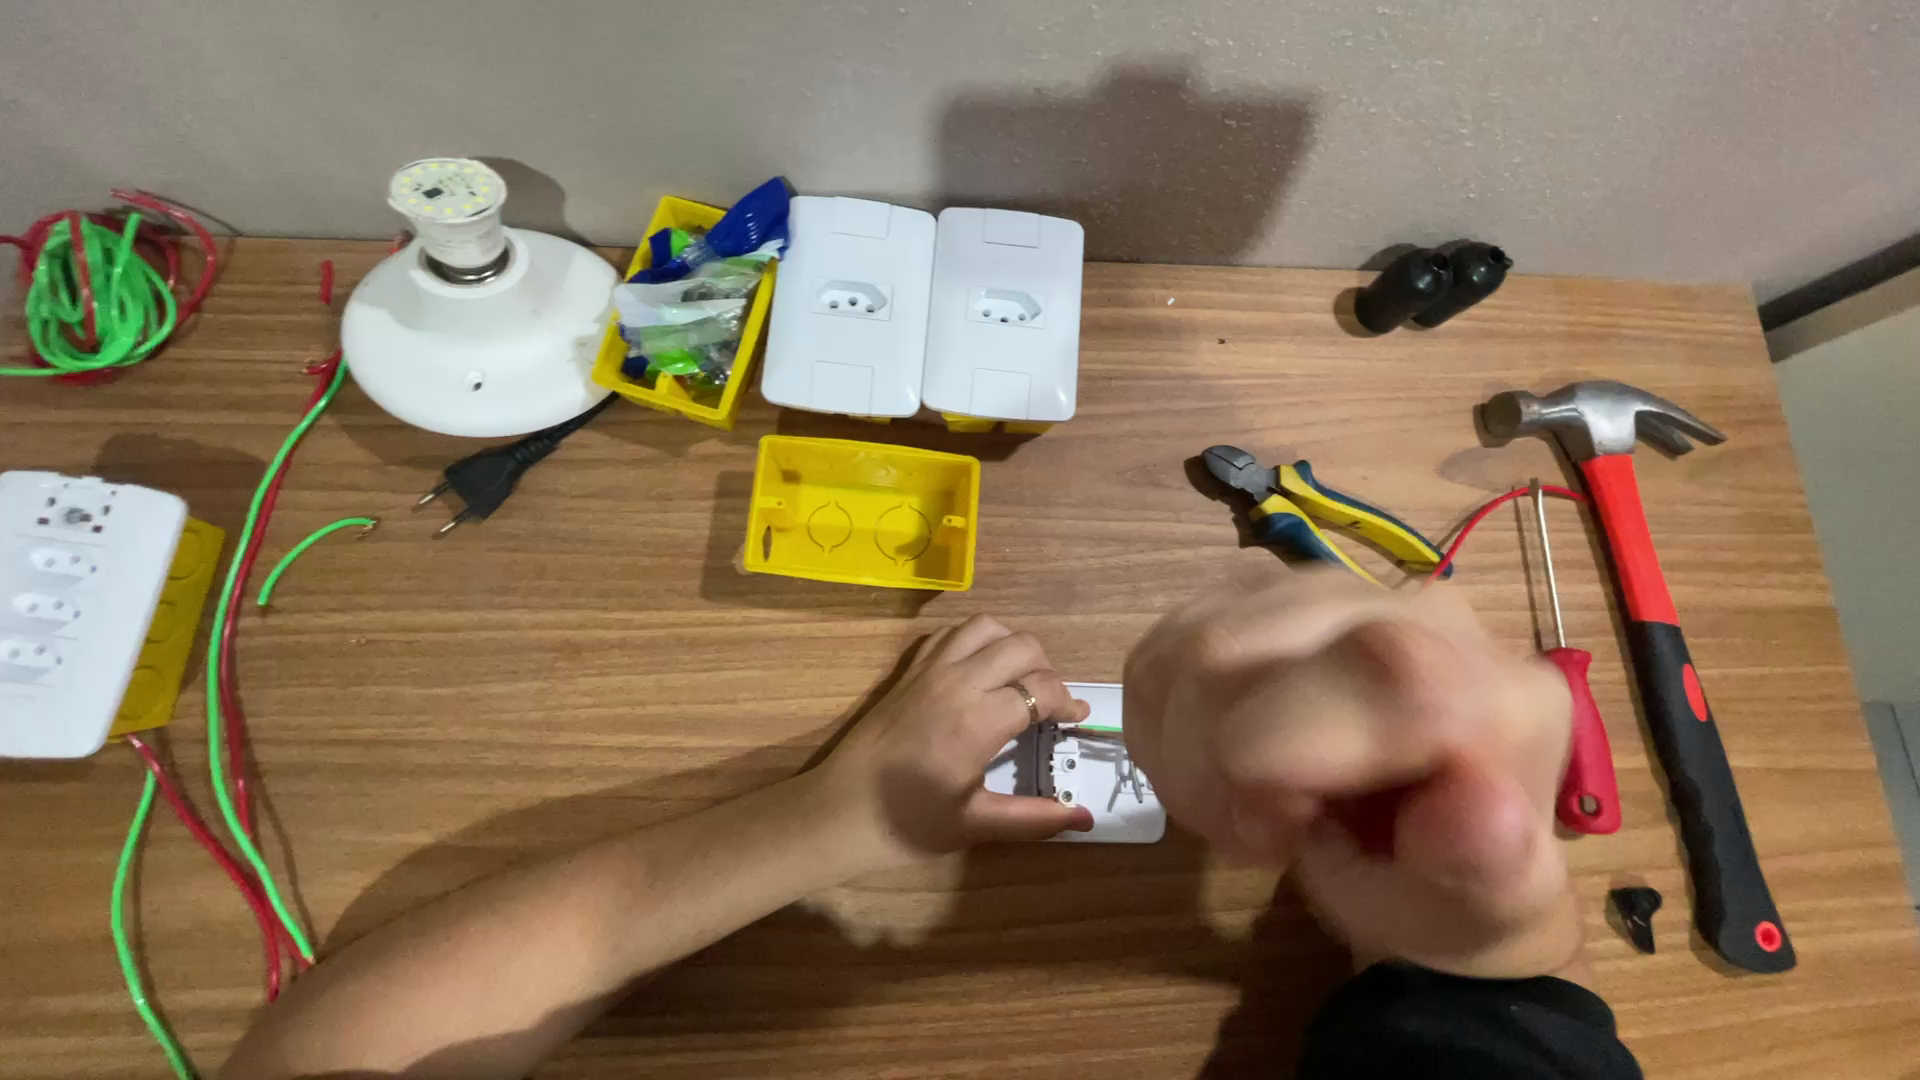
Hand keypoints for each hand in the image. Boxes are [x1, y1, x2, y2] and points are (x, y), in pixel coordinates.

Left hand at [816, 614, 1094, 867]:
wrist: (839, 810)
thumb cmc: (907, 822)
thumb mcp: (975, 824)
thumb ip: (1033, 818)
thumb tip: (1084, 818)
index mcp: (978, 719)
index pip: (1042, 688)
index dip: (1068, 702)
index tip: (1075, 719)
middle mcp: (958, 681)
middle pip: (1022, 646)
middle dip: (1047, 669)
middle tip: (1048, 703)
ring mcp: (929, 669)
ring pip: (986, 627)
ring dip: (1011, 645)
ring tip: (1017, 678)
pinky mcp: (909, 669)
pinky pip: (950, 633)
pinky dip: (974, 640)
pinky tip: (976, 670)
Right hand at [1124, 569, 1578, 978]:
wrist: (1396, 847)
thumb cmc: (1436, 886)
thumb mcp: (1476, 908)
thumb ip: (1488, 866)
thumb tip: (1483, 810)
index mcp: (1492, 688)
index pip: (1380, 665)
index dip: (1284, 747)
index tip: (1273, 829)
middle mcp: (1405, 608)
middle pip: (1235, 647)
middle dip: (1209, 763)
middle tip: (1254, 830)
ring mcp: (1314, 591)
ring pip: (1183, 647)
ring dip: (1181, 751)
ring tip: (1232, 801)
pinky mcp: (1242, 596)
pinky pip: (1154, 653)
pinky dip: (1160, 728)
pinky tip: (1206, 760)